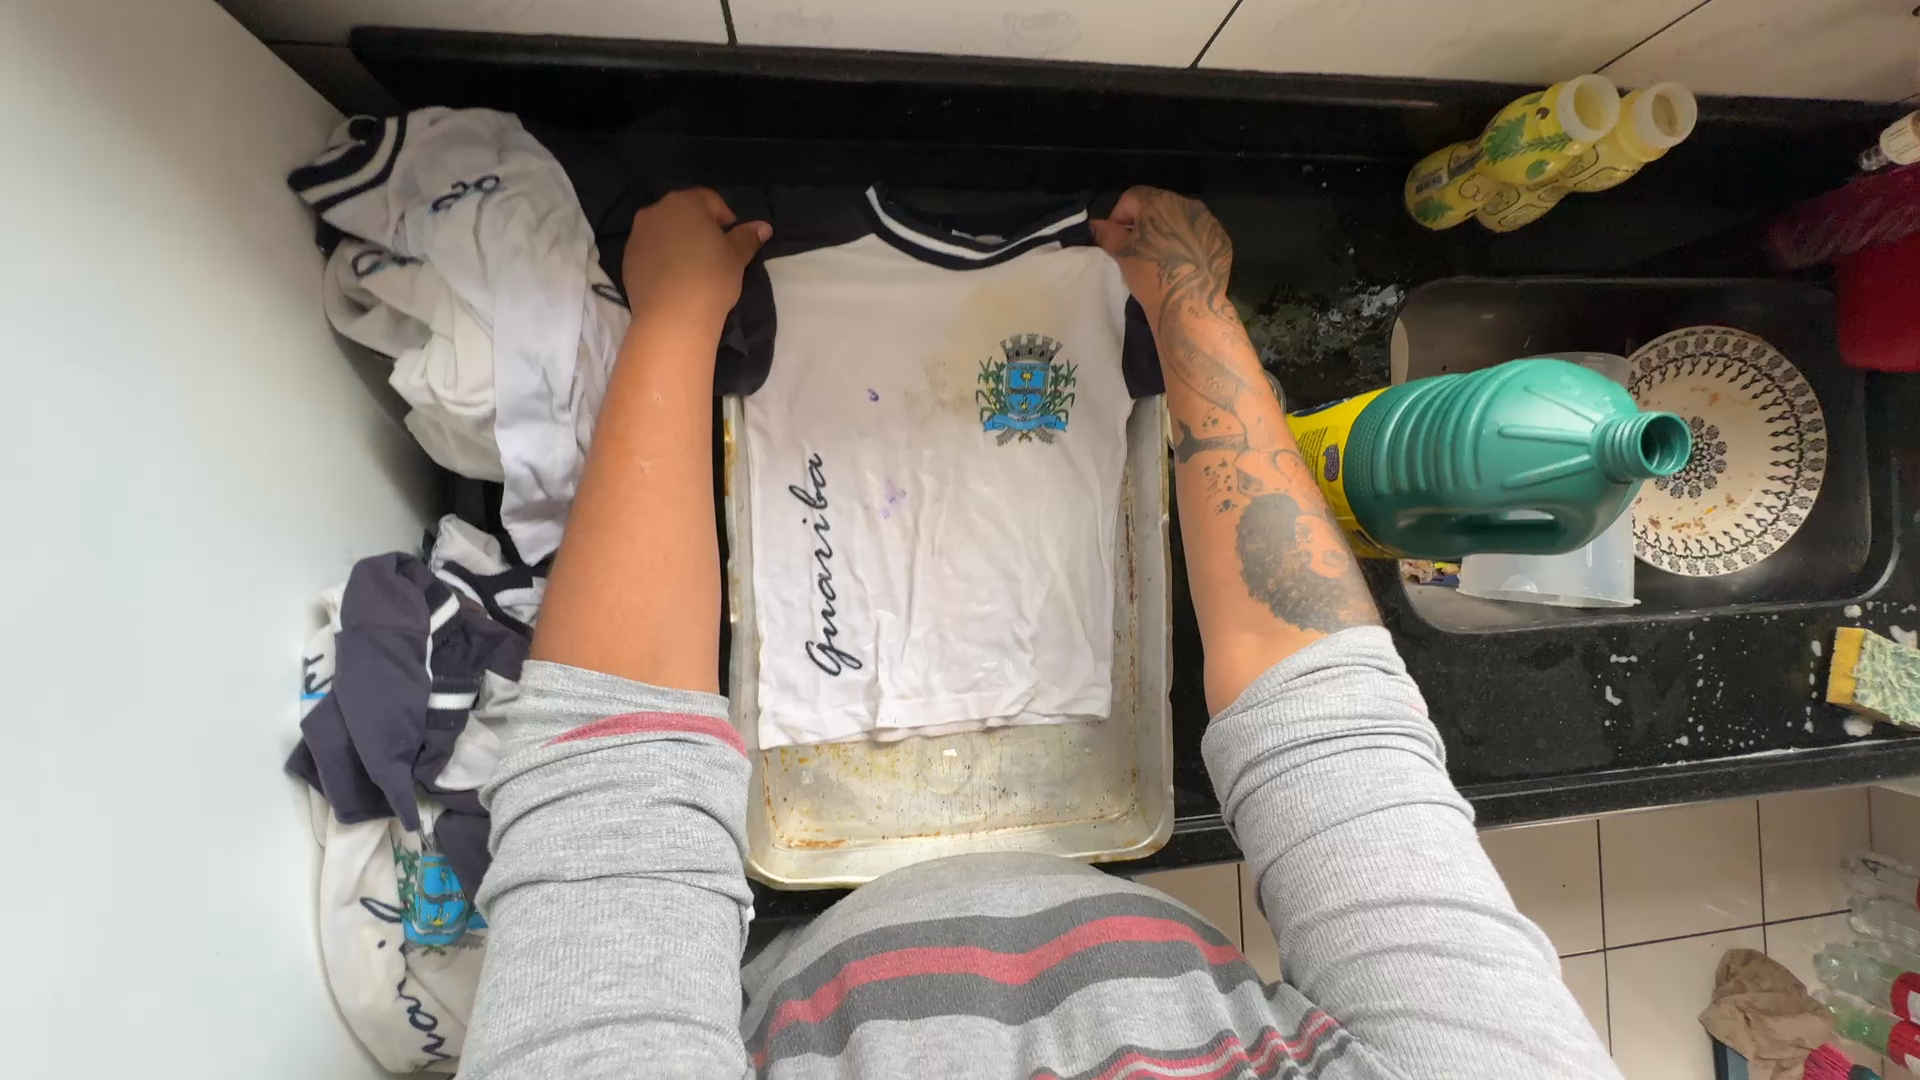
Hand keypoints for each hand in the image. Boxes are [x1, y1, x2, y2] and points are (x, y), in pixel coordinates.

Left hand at [620, 188, 770, 326]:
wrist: (673, 315)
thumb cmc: (711, 279)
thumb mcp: (737, 258)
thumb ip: (748, 238)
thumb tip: (764, 227)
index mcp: (686, 203)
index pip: (711, 200)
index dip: (726, 218)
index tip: (733, 241)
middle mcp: (657, 210)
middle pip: (683, 212)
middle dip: (699, 228)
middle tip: (714, 254)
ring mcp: (638, 234)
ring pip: (664, 230)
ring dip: (679, 242)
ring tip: (693, 269)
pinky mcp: (628, 258)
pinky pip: (650, 251)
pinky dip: (663, 259)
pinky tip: (675, 280)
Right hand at [1089, 186, 1233, 328]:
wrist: (1188, 304)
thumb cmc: (1149, 274)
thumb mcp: (1121, 253)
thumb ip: (1107, 233)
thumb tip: (1095, 224)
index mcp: (1159, 201)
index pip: (1132, 197)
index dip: (1119, 216)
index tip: (1116, 238)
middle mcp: (1187, 204)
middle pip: (1158, 206)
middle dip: (1145, 224)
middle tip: (1136, 251)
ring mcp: (1208, 221)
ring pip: (1180, 221)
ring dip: (1167, 234)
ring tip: (1160, 260)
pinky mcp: (1221, 241)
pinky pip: (1199, 237)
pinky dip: (1188, 246)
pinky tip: (1181, 267)